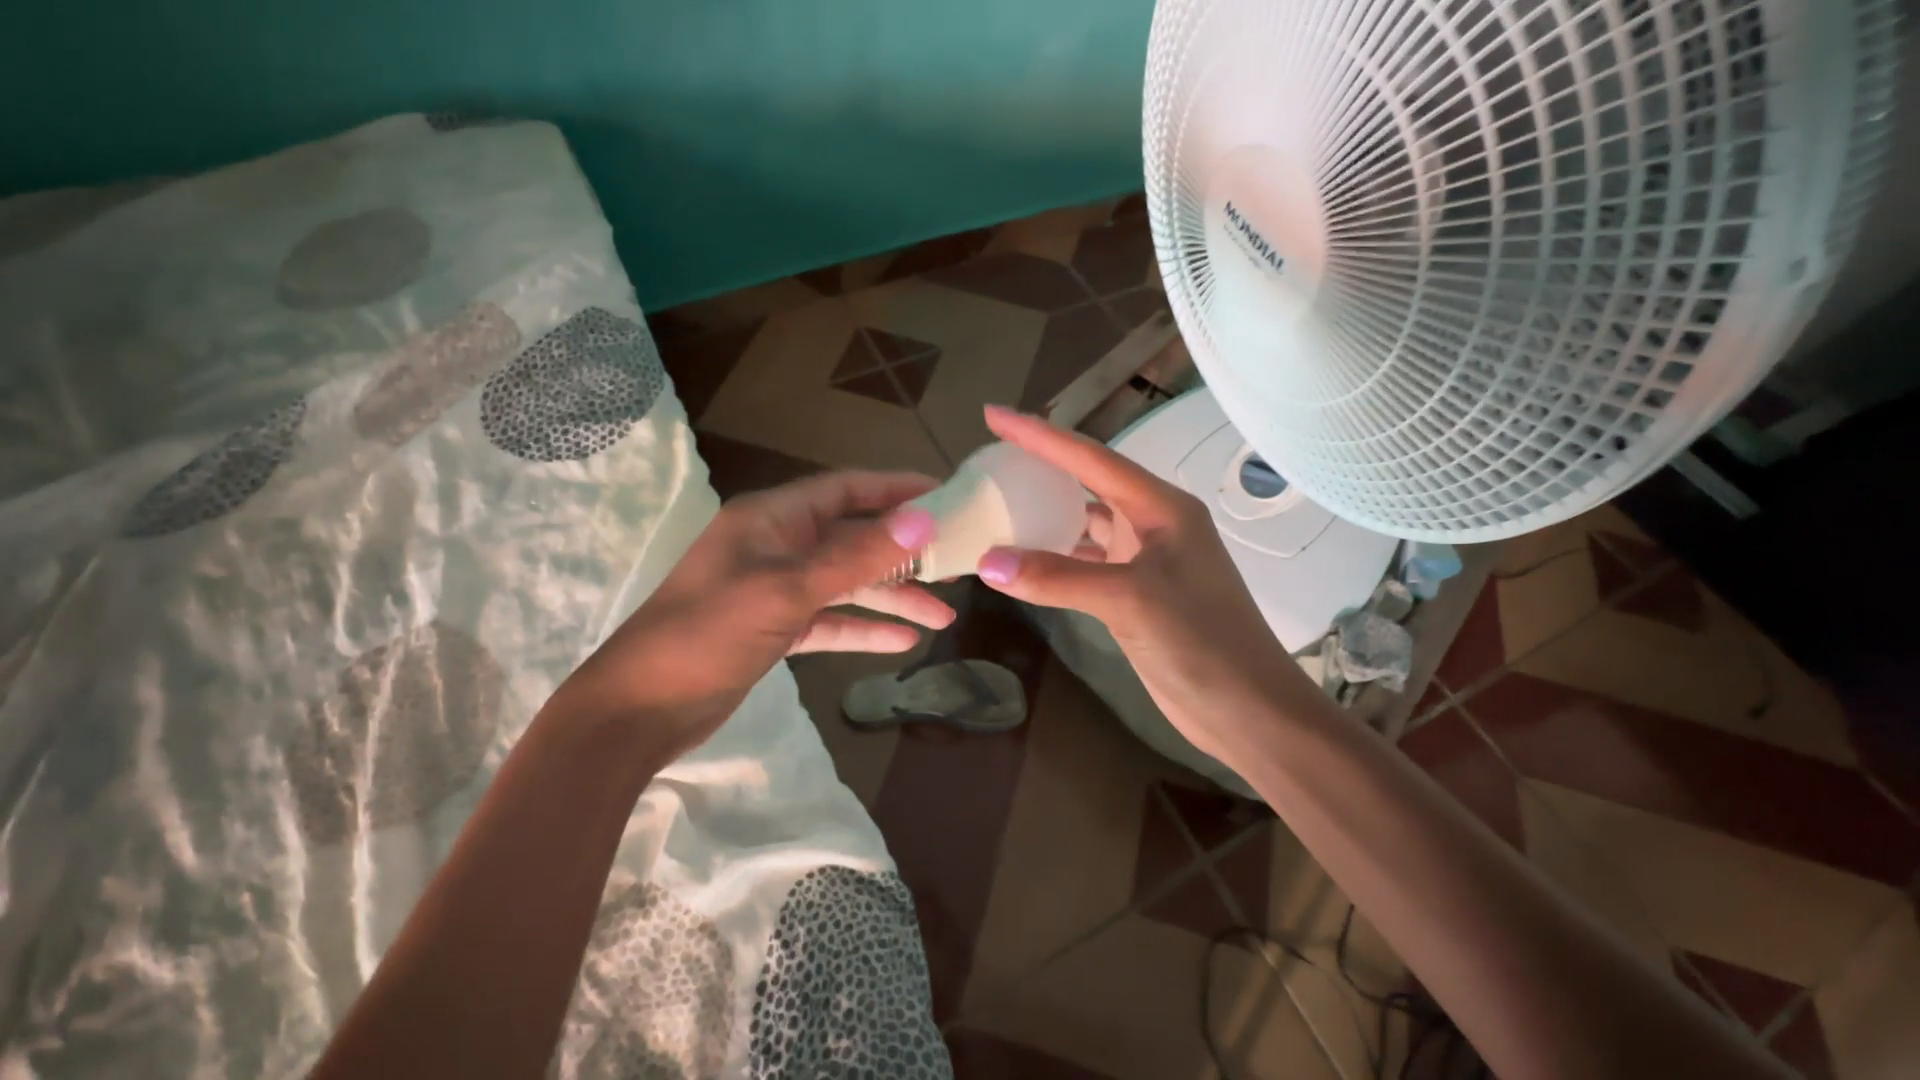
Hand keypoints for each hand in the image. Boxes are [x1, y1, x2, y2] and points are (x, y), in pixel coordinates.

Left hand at [546, 471, 949, 759]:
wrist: (640, 707)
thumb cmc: (708, 633)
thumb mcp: (787, 589)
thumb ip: (857, 556)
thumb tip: (923, 520)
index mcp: (772, 518)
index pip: (846, 489)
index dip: (896, 489)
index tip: (947, 496)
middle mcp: (775, 545)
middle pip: (852, 538)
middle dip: (904, 553)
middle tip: (958, 565)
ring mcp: (773, 589)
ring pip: (845, 583)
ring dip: (891, 597)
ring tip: (944, 616)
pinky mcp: (772, 629)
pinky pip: (828, 620)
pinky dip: (861, 628)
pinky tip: (902, 642)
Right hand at [970, 406, 1300, 760]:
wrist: (1248, 709)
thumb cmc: (1201, 642)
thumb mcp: (1128, 600)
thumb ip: (1057, 578)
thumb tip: (986, 562)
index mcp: (1163, 508)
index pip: (1092, 458)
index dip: (1040, 436)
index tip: (993, 416)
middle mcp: (1155, 524)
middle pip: (1089, 483)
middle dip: (1041, 467)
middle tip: (990, 456)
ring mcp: (1147, 561)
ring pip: (1086, 525)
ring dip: (1046, 515)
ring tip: (997, 502)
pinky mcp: (1138, 596)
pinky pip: (1086, 563)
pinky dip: (1055, 559)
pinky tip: (1023, 561)